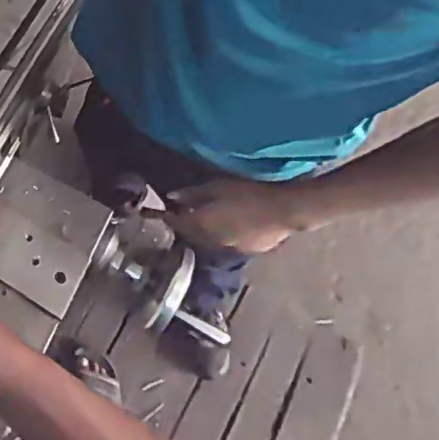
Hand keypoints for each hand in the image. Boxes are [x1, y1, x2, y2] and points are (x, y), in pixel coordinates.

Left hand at [164, 177, 304, 254]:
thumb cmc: (247, 194)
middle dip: (182, 226)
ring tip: (199, 221)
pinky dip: (220, 236)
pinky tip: (225, 228)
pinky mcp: (249, 251)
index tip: (153, 213)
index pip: (176, 223)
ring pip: (208, 242)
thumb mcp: (216, 188)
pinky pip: (227, 244)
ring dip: (200, 233)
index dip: (164, 217)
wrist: (285, 210)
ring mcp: (232, 249)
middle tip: (177, 215)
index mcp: (201, 226)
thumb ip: (192, 194)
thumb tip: (171, 197)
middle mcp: (212, 242)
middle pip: (191, 235)